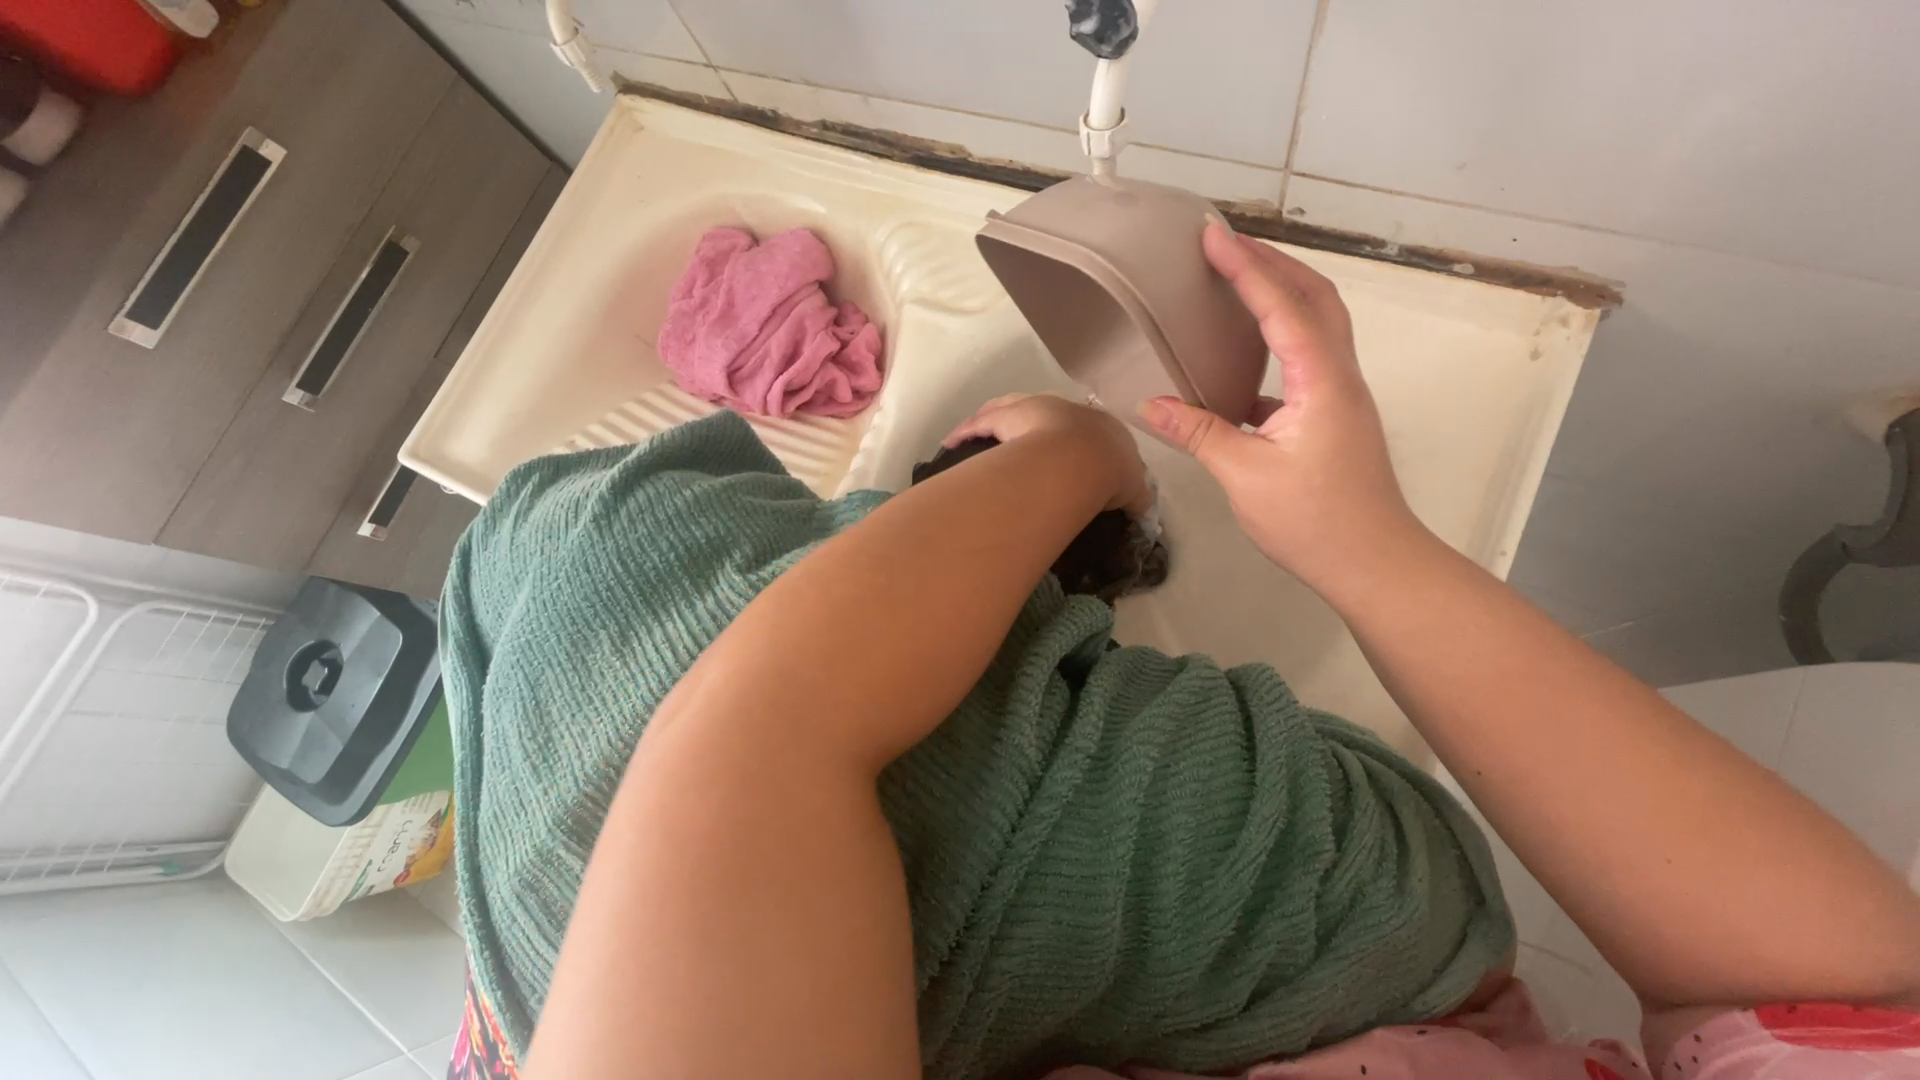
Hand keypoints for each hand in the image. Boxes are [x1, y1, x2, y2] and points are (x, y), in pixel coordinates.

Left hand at [944, 393, 1151, 516]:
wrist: (1084, 458)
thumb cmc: (1110, 473)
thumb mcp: (1133, 489)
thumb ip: (1136, 499)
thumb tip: (1141, 512)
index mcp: (1099, 425)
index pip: (1083, 428)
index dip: (1072, 440)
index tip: (1062, 455)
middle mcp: (1064, 409)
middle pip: (1042, 413)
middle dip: (1032, 426)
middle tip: (1020, 447)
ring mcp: (1032, 409)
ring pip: (1007, 412)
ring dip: (996, 424)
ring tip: (982, 442)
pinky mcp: (1003, 417)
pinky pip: (979, 423)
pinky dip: (966, 433)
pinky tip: (952, 444)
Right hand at [1139, 223, 1427, 590]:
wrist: (1373, 562)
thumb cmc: (1314, 521)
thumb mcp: (1245, 476)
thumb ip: (1199, 433)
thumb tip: (1148, 404)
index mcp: (1322, 382)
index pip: (1283, 308)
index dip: (1247, 269)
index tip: (1212, 237)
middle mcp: (1339, 375)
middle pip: (1315, 297)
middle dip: (1272, 263)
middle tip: (1226, 244)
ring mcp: (1340, 394)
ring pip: (1317, 323)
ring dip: (1281, 292)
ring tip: (1238, 279)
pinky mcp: (1332, 414)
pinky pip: (1307, 356)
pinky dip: (1278, 336)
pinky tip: (1241, 357)